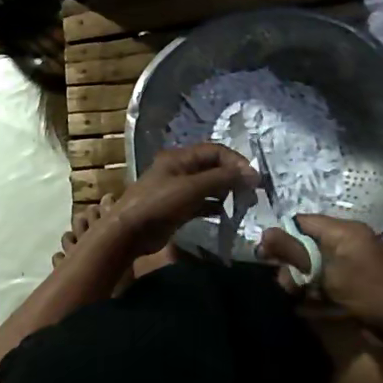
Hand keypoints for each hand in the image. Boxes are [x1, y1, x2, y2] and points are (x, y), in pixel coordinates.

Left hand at [112, 143, 258, 257]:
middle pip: (212, 167)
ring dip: (226, 191)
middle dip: (233, 176)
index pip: (214, 151)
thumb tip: (252, 173)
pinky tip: (226, 214)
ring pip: (208, 185)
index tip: (252, 178)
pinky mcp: (177, 208)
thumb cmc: (159, 204)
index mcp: (179, 158)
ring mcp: (177, 189)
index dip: (235, 161)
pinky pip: (201, 203)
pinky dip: (215, 206)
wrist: (129, 231)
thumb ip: (222, 178)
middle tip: (251, 192)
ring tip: (243, 203)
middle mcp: (179, 170)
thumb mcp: (192, 188)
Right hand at [258, 214, 382, 344]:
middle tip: (288, 285)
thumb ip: (295, 252)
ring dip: (302, 279)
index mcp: (344, 230)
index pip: (302, 221)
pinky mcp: (356, 279)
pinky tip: (311, 303)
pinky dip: (316, 287)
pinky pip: (326, 276)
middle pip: (306, 242)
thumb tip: (265, 233)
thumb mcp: (326, 272)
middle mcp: (349, 240)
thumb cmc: (366, 293)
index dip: (282, 236)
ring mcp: (354, 260)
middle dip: (292, 263)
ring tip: (300, 297)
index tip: (267, 258)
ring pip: (314, 262)